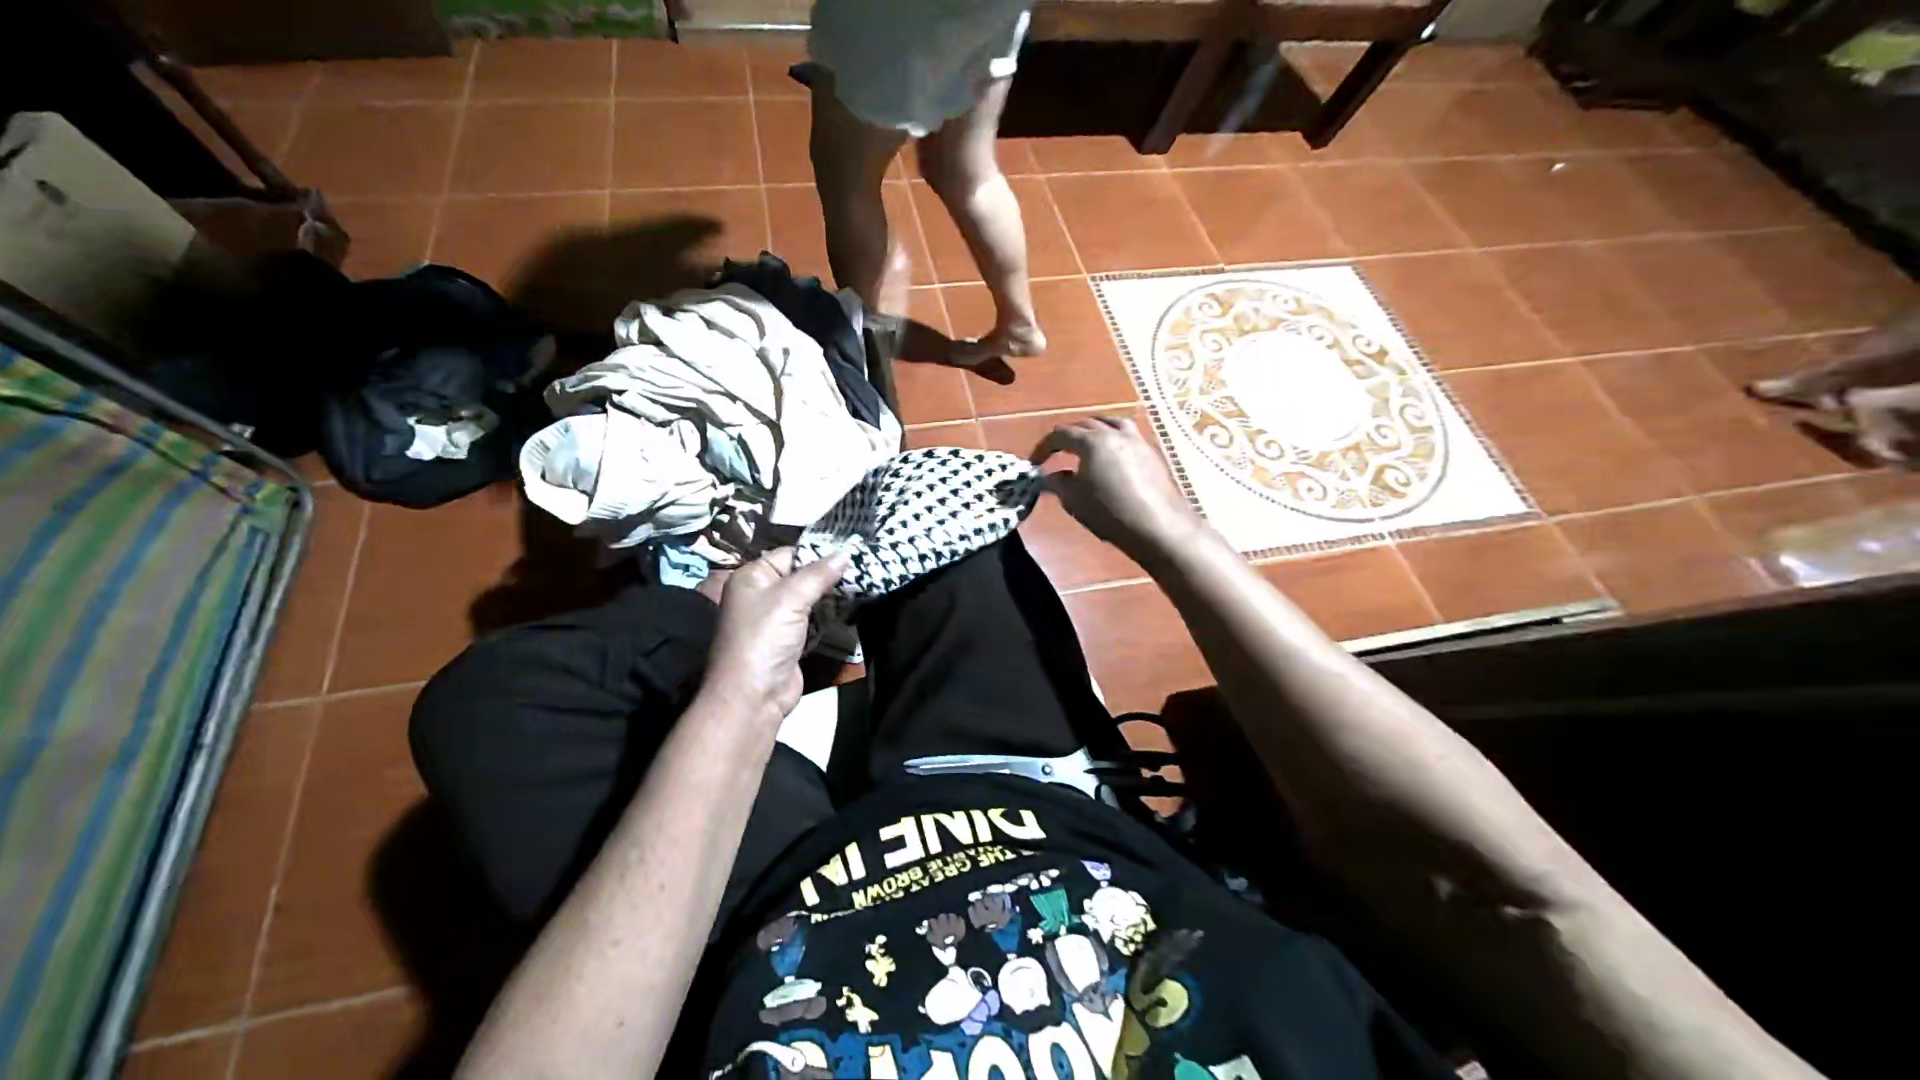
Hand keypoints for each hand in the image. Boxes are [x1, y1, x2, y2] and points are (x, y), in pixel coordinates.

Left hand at [702, 547, 848, 719]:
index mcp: (752, 577)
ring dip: (832, 594)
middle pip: (801, 575)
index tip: (851, 550)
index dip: (818, 552)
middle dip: (829, 573)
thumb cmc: (765, 638)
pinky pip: (814, 618)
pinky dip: (830, 614)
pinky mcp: (791, 638)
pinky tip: (852, 606)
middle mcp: (762, 594)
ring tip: (863, 583)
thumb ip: (819, 574)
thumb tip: (847, 552)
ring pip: (810, 597)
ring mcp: (776, 618)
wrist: (754, 696)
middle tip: (863, 566)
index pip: (789, 554)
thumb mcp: (791, 598)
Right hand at [1031, 416, 1195, 560]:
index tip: (1035, 462)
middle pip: (1086, 424)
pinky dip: (1113, 438)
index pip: (1061, 435)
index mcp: (1093, 441)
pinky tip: (1111, 455)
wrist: (1156, 526)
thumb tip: (1049, 476)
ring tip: (1086, 443)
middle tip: (1056, 452)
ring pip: (1111, 423)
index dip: (1044, 447)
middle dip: (1067, 436)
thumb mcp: (1074, 499)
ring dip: (1094, 430)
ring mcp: (1137, 441)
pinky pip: (1127, 435)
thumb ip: (1058, 483)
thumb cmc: (1109, 512)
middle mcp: (1115, 433)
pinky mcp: (1151, 454)